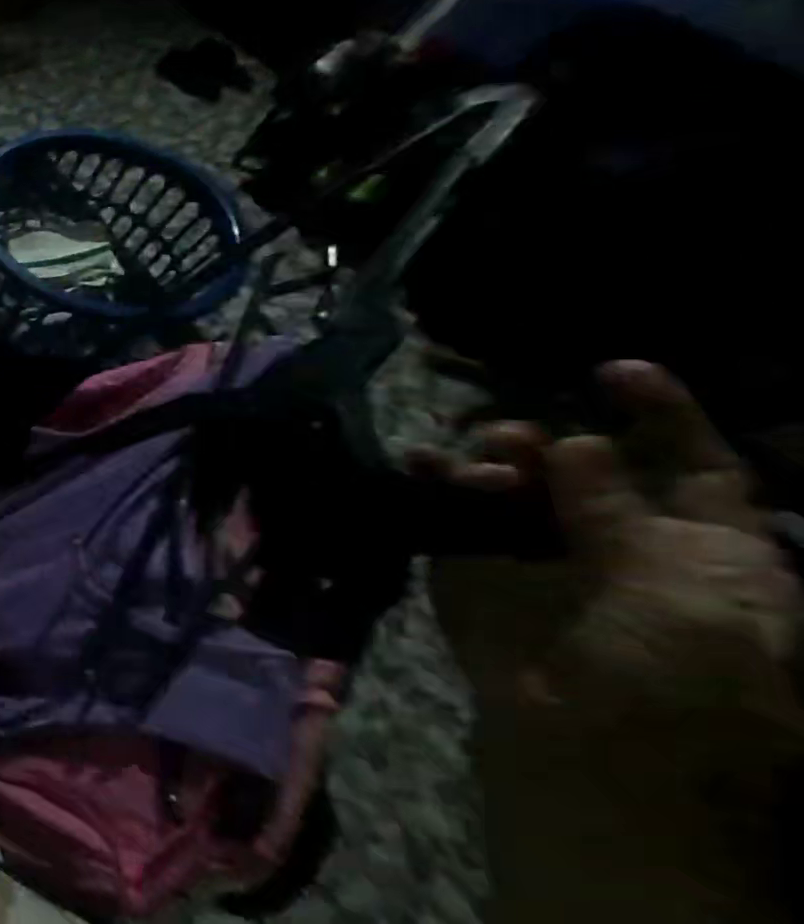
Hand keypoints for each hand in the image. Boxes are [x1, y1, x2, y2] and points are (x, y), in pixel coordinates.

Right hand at [417, 361, 800, 921]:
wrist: (588, 751)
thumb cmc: (673, 675)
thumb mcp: (675, 584)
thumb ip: (614, 508)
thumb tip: (566, 443)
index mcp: (699, 545)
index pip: (692, 462)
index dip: (661, 412)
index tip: (609, 367)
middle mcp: (615, 539)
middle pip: (582, 466)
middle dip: (551, 442)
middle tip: (517, 443)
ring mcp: (537, 555)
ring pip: (511, 485)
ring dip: (492, 463)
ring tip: (475, 469)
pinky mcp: (472, 570)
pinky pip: (450, 516)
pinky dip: (433, 487)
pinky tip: (418, 466)